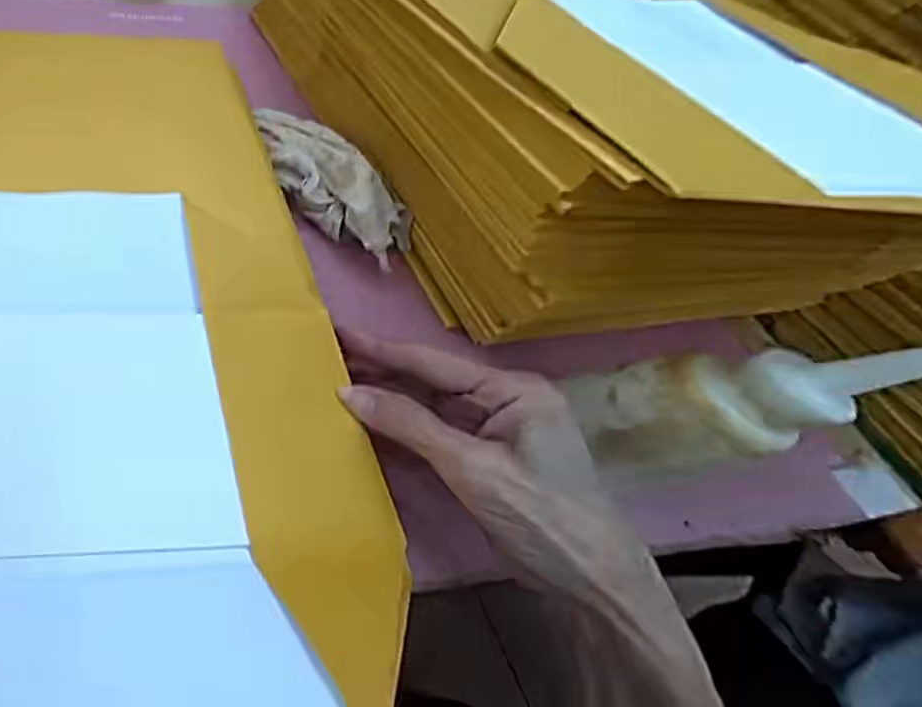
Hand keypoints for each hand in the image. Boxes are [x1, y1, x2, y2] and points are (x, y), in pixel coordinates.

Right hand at [337, 331, 721, 706]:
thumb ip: (409, 424)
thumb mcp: (471, 467)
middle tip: (326, 354)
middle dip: (378, 369)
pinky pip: (430, 429)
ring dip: (384, 396)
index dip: (380, 348)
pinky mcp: (481, 456)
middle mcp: (501, 401)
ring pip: (425, 403)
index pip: (431, 362)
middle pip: (426, 379)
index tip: (336, 331)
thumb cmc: (542, 518)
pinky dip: (398, 425)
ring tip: (336, 380)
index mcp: (512, 391)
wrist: (594, 591)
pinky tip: (366, 417)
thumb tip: (347, 391)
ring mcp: (491, 429)